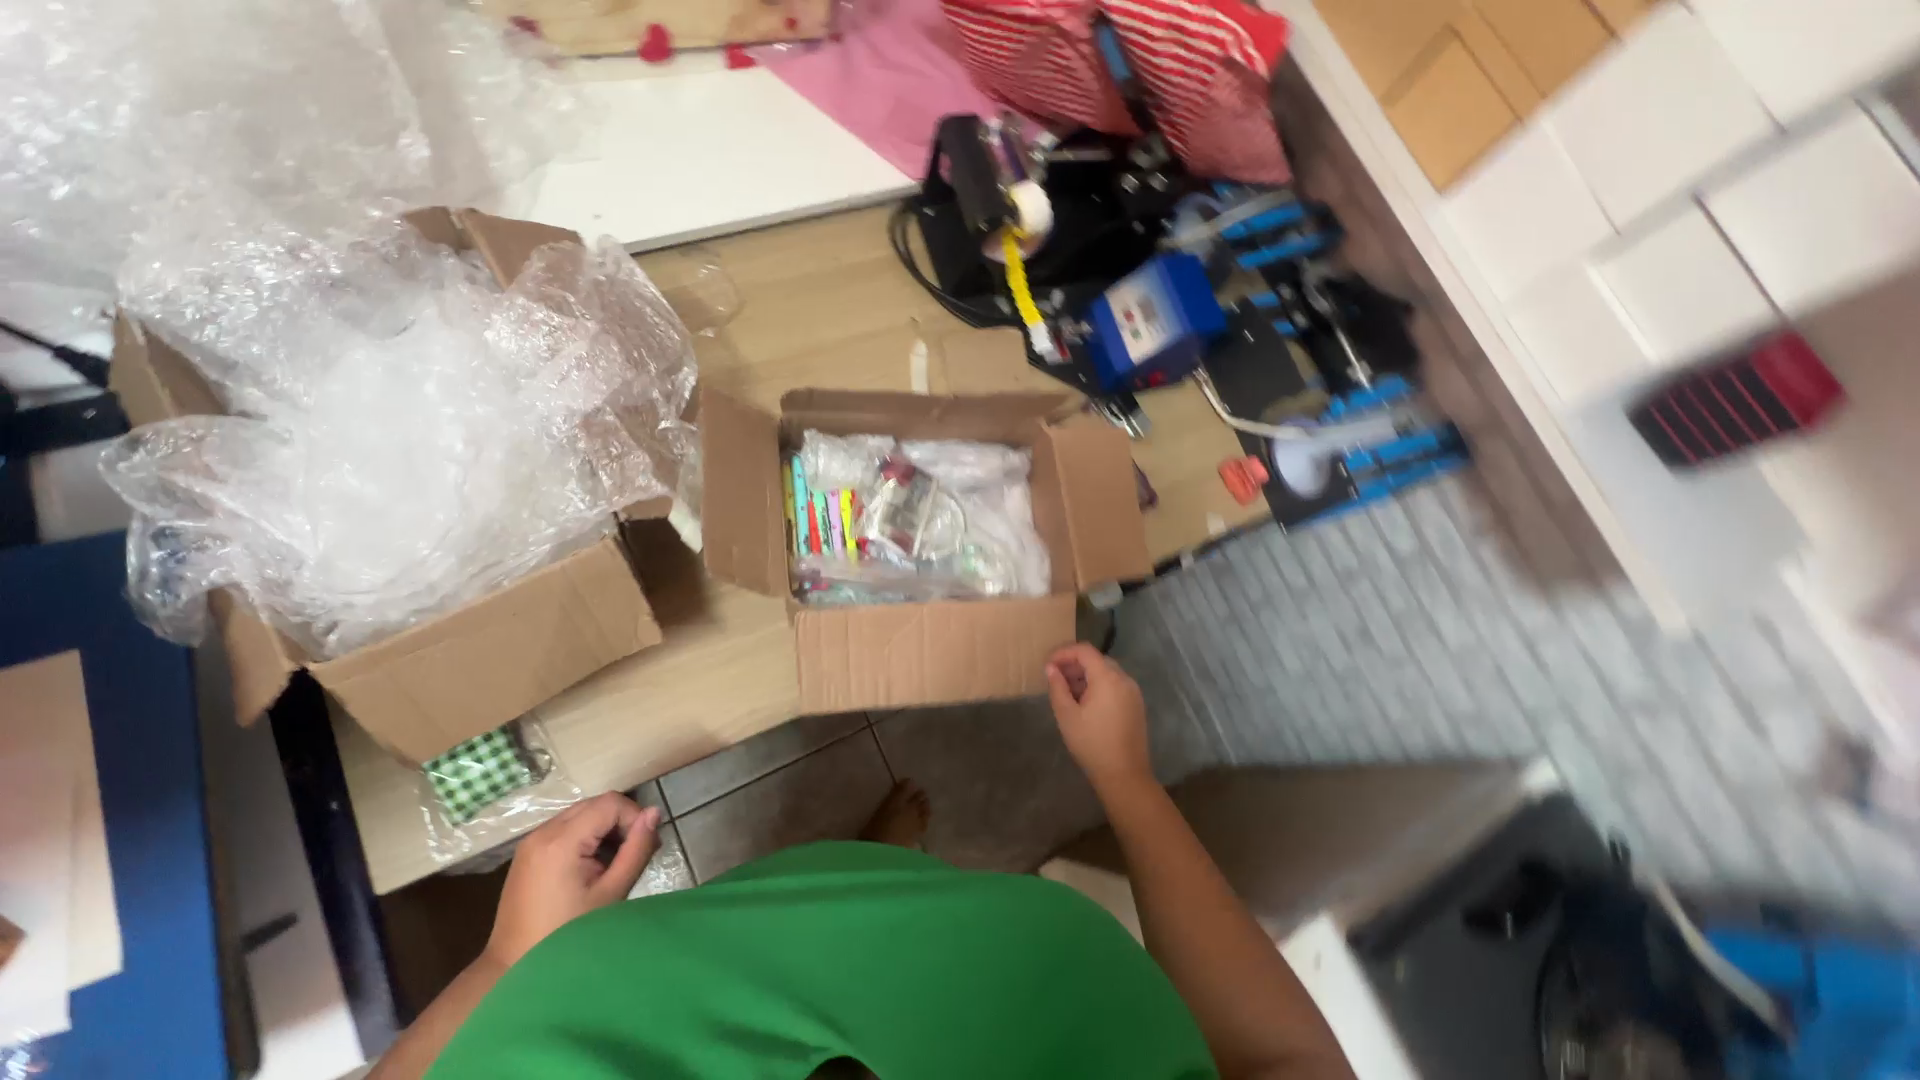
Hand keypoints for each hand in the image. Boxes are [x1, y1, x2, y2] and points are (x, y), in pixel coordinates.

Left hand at [485, 792, 661, 967]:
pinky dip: (585, 835)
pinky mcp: (528, 851)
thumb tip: (654, 813)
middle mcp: (542, 831)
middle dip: (620, 821)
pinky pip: (565, 827)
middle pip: (594, 804)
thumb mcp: (611, 892)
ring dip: (603, 828)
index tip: (644, 846)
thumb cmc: (568, 935)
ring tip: (614, 860)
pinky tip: (591, 865)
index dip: (634, 817)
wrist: (514, 965)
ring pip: (580, 813)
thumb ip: (636, 849)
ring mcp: (531, 840)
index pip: (610, 802)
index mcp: (561, 841)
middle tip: (634, 852)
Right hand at [1045, 643, 1153, 795]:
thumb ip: (1057, 687)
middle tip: (1054, 679)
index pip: (1084, 651)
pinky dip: (1098, 686)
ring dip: (1085, 676)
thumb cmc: (1091, 743)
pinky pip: (1115, 685)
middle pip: (1096, 660)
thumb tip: (1051, 668)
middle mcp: (1124, 679)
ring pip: (1106, 673)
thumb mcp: (1067, 715)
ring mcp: (1133, 692)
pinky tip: (1085, 704)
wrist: (1124, 774)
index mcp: (1108, 677)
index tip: (1047, 664)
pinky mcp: (1136, 705)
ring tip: (1066, 693)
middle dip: (1073, 665)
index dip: (1063, 652)